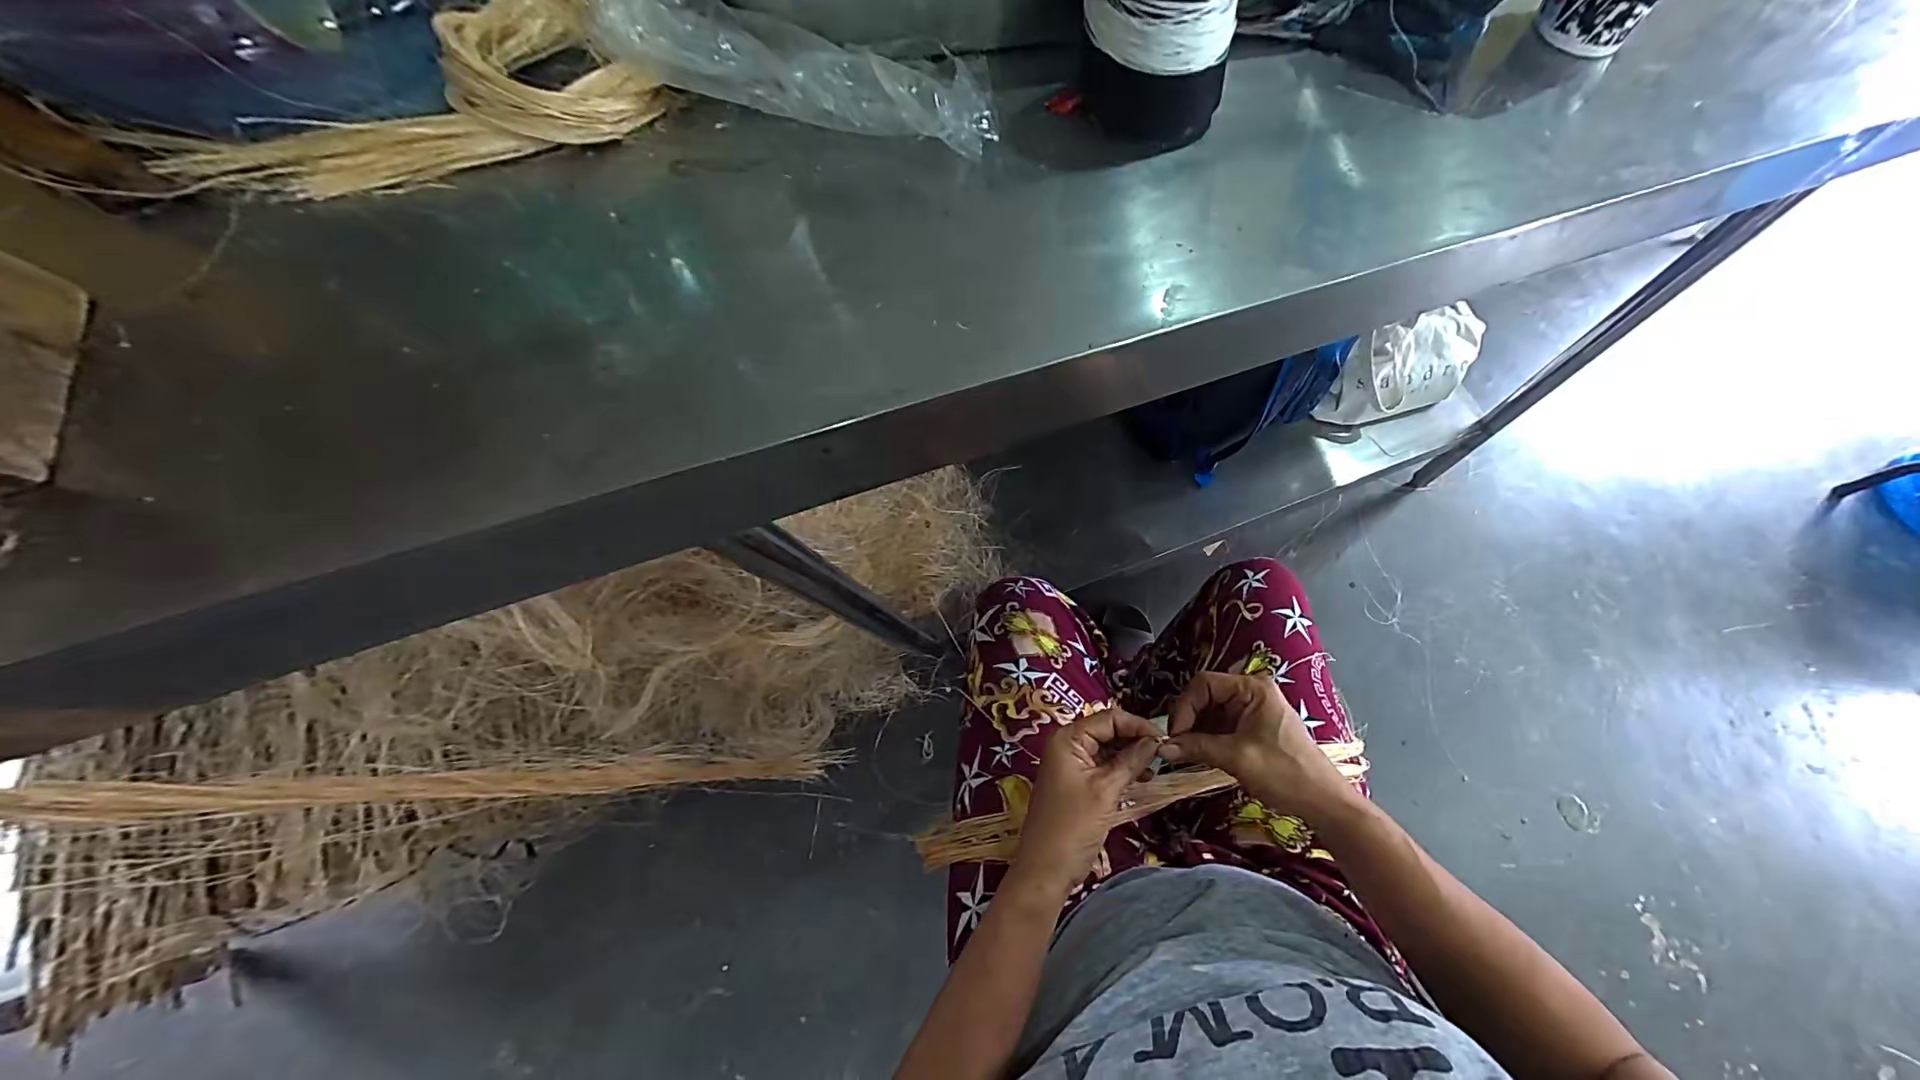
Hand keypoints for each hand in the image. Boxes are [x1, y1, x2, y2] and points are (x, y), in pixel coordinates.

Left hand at [1011, 708, 1162, 895]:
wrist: (1045, 869)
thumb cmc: (1073, 826)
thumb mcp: (1106, 791)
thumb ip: (1131, 761)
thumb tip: (1155, 741)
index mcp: (1068, 739)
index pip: (1109, 718)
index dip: (1138, 725)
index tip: (1166, 740)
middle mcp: (1067, 745)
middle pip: (1108, 731)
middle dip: (1136, 740)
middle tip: (1165, 755)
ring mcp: (1071, 765)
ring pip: (1107, 749)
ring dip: (1131, 756)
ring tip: (1157, 769)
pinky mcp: (1077, 783)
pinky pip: (1103, 767)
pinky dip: (1122, 770)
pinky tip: (1142, 778)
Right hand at [1159, 671, 1362, 825]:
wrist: (1324, 804)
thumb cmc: (1285, 774)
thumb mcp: (1236, 757)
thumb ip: (1197, 747)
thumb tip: (1161, 747)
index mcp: (1253, 688)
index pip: (1204, 684)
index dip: (1184, 706)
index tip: (1175, 734)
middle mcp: (1251, 693)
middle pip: (1204, 696)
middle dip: (1188, 720)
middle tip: (1176, 745)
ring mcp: (1252, 711)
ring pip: (1209, 713)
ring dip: (1194, 732)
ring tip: (1184, 753)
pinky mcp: (1251, 729)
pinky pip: (1219, 727)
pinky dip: (1205, 739)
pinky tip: (1196, 755)